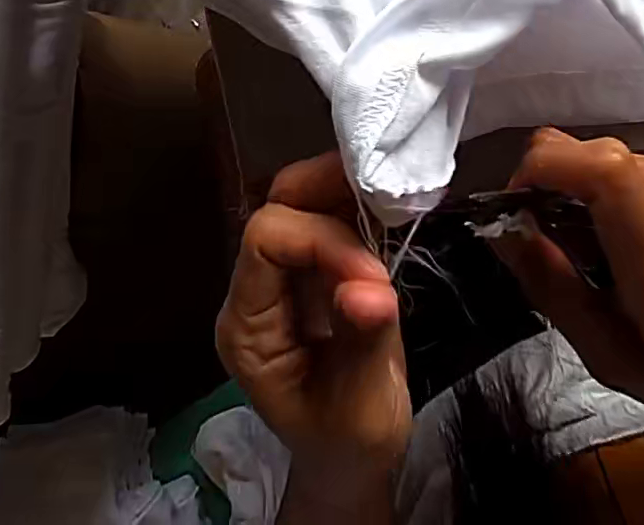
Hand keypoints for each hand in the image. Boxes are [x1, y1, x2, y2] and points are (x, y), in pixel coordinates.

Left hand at [215, 152, 409, 514]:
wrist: (352, 455)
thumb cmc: (348, 442)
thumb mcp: (361, 411)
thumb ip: (364, 346)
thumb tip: (369, 289)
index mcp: (249, 325)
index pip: (267, 239)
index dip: (321, 240)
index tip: (373, 273)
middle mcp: (261, 286)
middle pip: (281, 202)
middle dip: (331, 189)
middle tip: (385, 200)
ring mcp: (291, 271)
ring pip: (308, 196)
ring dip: (351, 189)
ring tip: (394, 202)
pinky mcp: (322, 264)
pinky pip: (336, 211)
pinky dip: (365, 200)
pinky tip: (393, 210)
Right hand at [487, 128, 643, 441]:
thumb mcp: (609, 356)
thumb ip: (552, 287)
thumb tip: (502, 228)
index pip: (605, 171)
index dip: (544, 170)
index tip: (513, 209)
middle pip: (585, 152)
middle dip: (543, 185)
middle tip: (541, 242)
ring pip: (593, 155)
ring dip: (567, 190)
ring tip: (581, 248)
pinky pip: (614, 163)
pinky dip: (591, 191)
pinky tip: (607, 236)